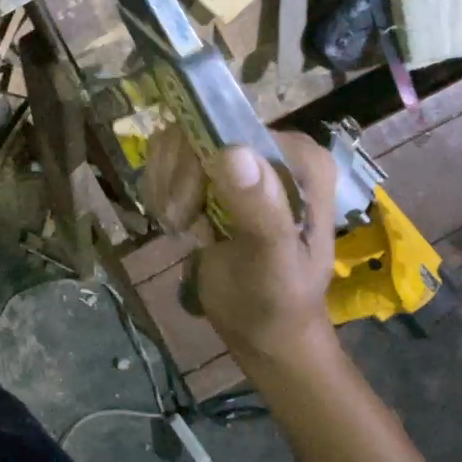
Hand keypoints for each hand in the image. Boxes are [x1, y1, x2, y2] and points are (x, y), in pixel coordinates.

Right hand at [142, 130, 337, 363]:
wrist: (263, 334)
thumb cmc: (275, 302)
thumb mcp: (271, 262)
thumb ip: (260, 211)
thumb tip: (233, 152)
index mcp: (302, 161)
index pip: (230, 128)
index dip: (198, 162)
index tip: (189, 207)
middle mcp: (274, 147)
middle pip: (198, 130)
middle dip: (178, 178)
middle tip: (178, 222)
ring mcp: (243, 156)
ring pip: (177, 140)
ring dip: (165, 183)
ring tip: (176, 224)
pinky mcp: (216, 169)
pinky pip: (169, 153)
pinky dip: (160, 184)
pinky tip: (172, 217)